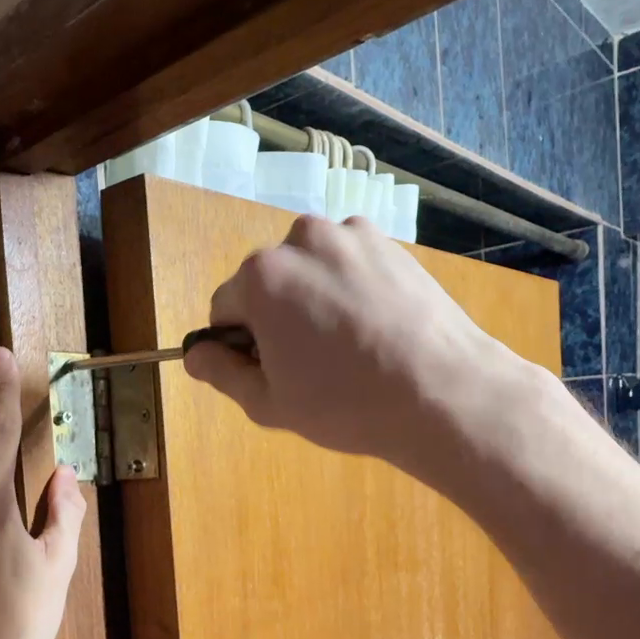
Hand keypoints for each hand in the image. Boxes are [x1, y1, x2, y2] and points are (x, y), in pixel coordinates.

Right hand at [183, 215, 545, 475]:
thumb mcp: (267, 403)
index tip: (270, 372)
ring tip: (348, 346)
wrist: (443, 392)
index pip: (224, 309)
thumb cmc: (344, 404)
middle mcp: (301, 239)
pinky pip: (349, 264)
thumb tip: (196, 354)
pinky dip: (350, 288)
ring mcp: (351, 234)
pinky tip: (375, 326)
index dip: (240, 345)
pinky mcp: (391, 242)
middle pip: (267, 283)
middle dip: (276, 316)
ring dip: (313, 298)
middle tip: (311, 364)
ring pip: (310, 269)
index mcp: (261, 276)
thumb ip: (221, 372)